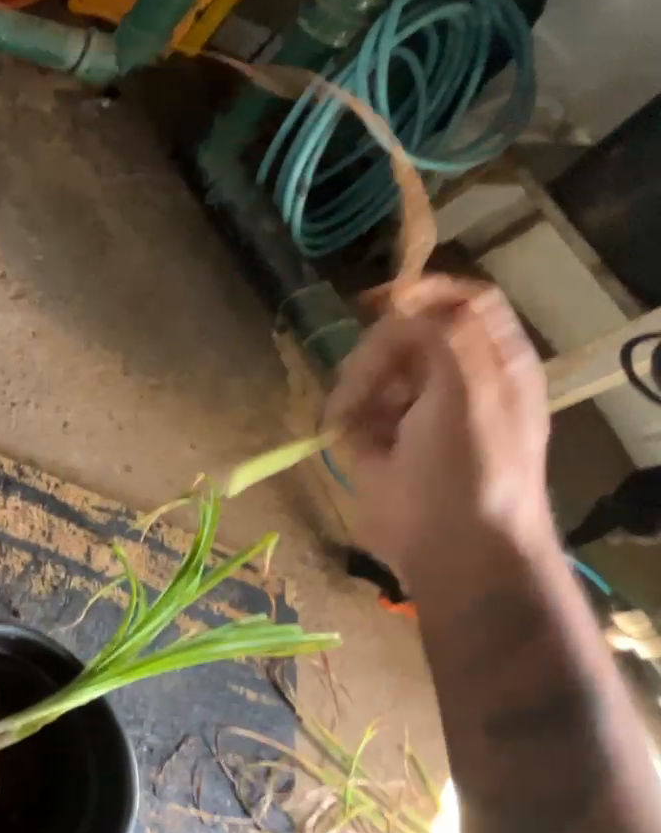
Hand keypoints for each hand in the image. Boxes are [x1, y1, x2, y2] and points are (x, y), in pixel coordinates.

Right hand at [325, 276, 554, 582]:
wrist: (451, 539)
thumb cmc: (473, 466)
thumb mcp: (470, 391)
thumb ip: (442, 337)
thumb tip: (405, 300)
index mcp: (492, 363)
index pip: (462, 303)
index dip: (424, 293)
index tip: (378, 302)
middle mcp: (453, 379)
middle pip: (400, 334)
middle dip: (374, 355)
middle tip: (369, 383)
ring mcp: (411, 408)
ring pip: (366, 368)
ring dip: (353, 389)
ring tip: (357, 421)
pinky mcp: (375, 435)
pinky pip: (345, 405)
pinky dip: (341, 417)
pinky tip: (349, 438)